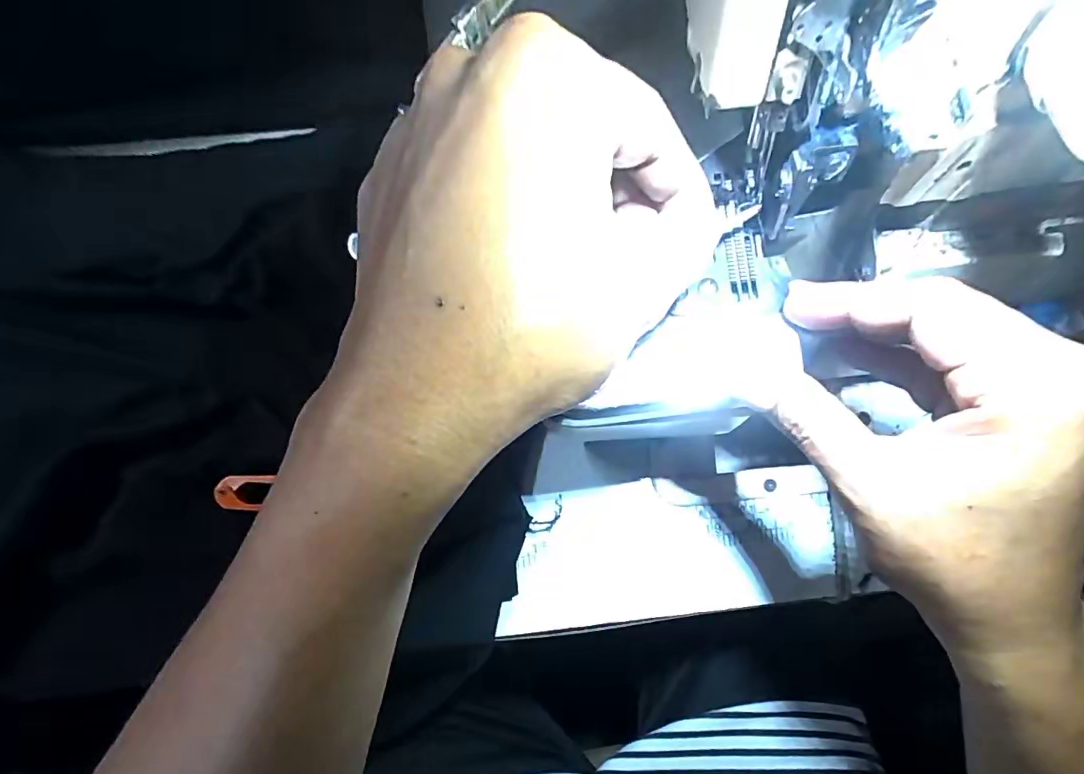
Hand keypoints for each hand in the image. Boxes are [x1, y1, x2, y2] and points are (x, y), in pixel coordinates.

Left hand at [303, 15, 719, 478]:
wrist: (419, 392)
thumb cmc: (534, 332)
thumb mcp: (643, 285)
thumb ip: (689, 233)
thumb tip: (681, 218)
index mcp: (545, 74)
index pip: (651, 128)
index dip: (681, 194)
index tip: (684, 243)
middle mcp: (470, 71)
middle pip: (587, 125)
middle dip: (621, 191)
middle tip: (635, 256)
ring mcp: (420, 116)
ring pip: (531, 145)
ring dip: (567, 196)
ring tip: (580, 263)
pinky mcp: (393, 168)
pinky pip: (479, 169)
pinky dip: (511, 203)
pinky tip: (520, 263)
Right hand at [763, 278, 1083, 659]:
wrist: (1009, 619)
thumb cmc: (951, 567)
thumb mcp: (872, 487)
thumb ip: (812, 418)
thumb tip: (756, 375)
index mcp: (1041, 384)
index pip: (935, 311)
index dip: (855, 303)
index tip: (797, 305)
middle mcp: (1073, 367)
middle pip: (951, 317)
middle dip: (867, 319)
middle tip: (801, 318)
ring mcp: (1069, 382)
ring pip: (959, 337)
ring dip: (887, 341)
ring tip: (820, 337)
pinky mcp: (1051, 400)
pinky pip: (973, 365)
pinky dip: (917, 365)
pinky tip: (863, 358)